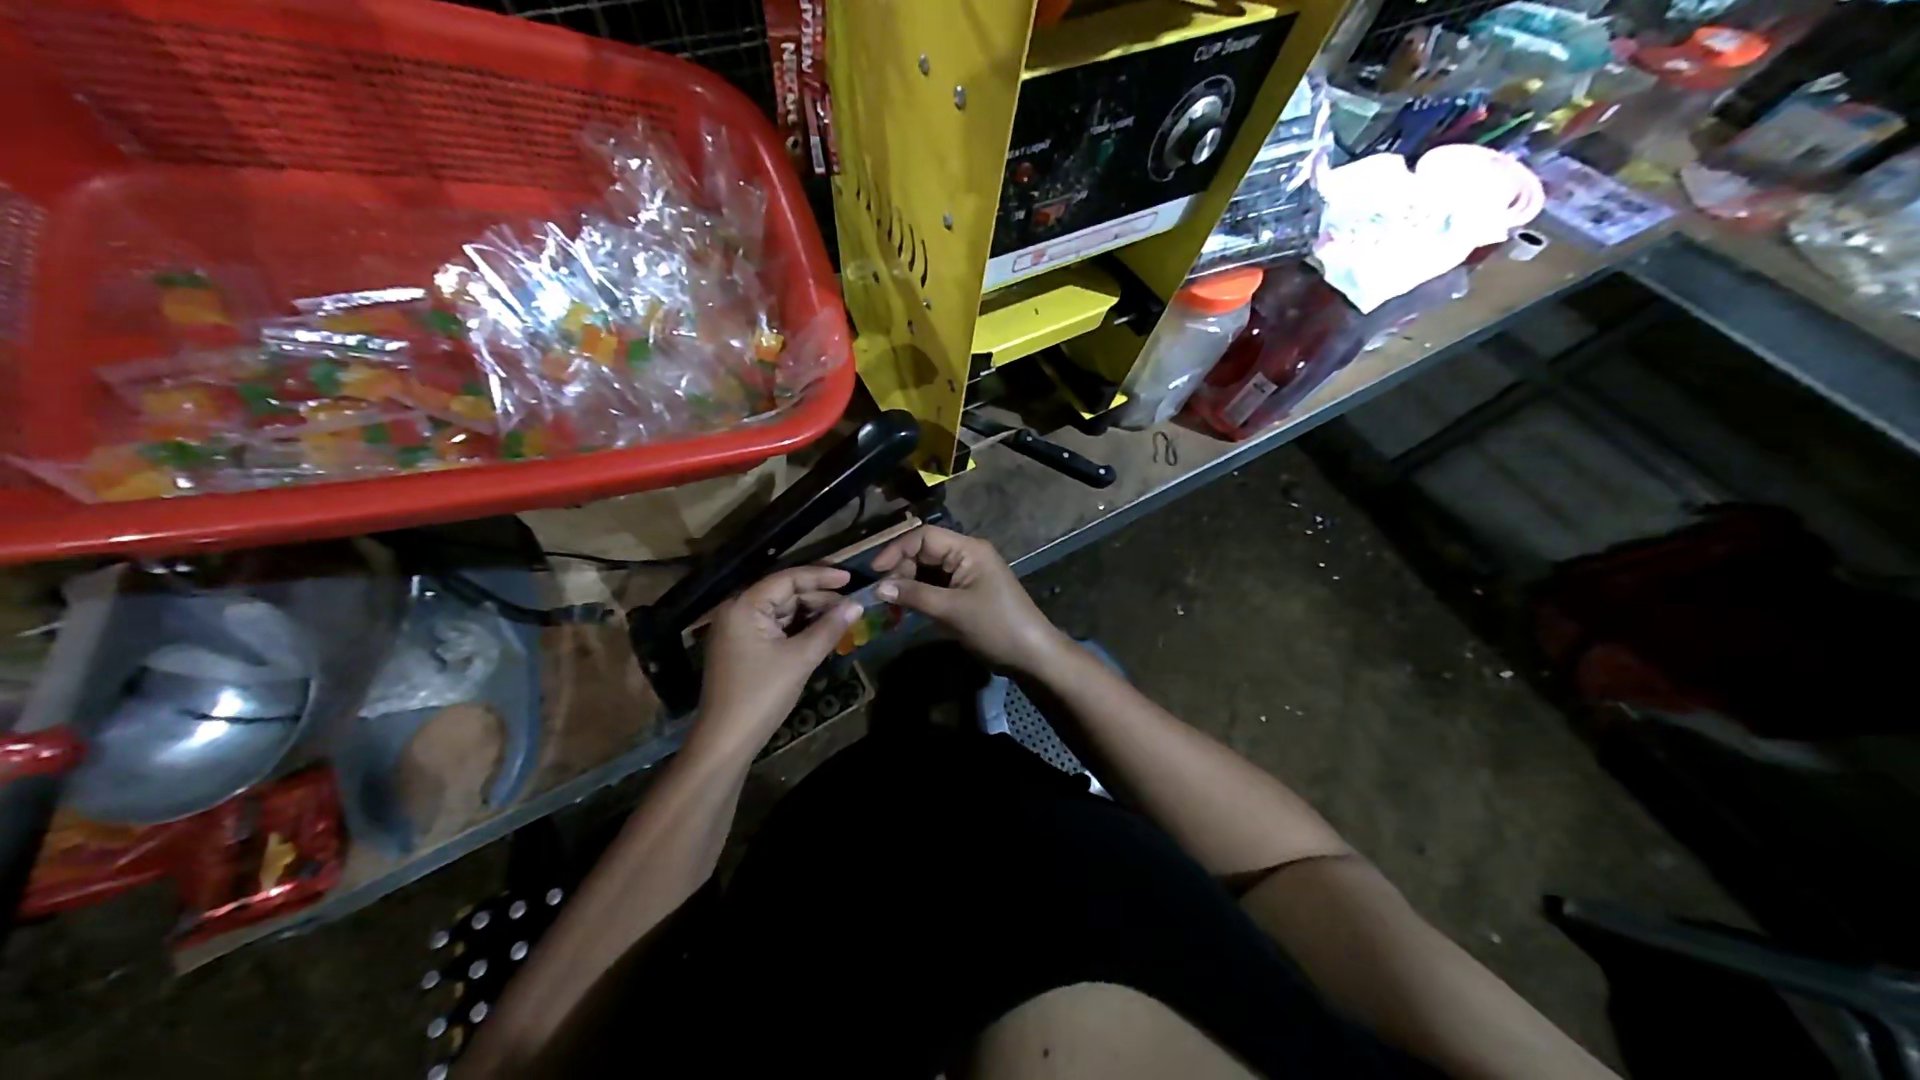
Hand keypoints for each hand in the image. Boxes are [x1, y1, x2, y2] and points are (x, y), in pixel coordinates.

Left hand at [695, 566, 860, 755]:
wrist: (726, 739)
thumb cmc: (762, 694)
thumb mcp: (800, 659)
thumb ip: (829, 628)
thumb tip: (857, 605)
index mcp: (744, 606)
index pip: (787, 579)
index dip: (820, 577)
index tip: (850, 578)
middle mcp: (737, 611)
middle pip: (783, 593)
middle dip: (818, 596)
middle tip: (851, 602)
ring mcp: (738, 630)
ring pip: (781, 610)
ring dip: (811, 612)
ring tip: (842, 615)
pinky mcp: (743, 647)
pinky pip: (775, 627)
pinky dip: (798, 627)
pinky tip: (822, 630)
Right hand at [869, 525, 1066, 672]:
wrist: (1030, 655)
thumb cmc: (995, 626)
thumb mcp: (952, 610)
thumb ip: (914, 595)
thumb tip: (878, 587)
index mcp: (968, 549)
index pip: (923, 536)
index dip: (896, 550)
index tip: (875, 573)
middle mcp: (966, 556)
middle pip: (923, 553)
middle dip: (900, 572)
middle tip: (883, 598)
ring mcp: (966, 575)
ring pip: (926, 572)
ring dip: (907, 586)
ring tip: (890, 609)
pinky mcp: (965, 594)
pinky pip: (934, 588)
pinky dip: (919, 597)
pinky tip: (905, 612)